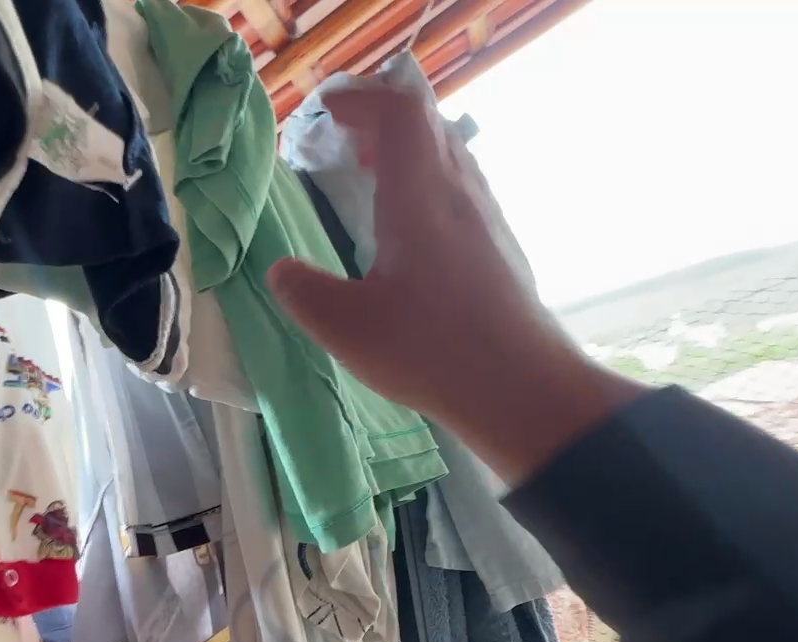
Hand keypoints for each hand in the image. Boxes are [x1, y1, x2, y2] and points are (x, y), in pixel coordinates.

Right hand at [268, 84, 642, 480]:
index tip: (325, 111)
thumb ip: (302, 292)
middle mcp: (458, 195)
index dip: (361, 100)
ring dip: (405, 151)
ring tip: (369, 172)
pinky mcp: (494, 248)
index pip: (398, 116)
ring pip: (446, 157)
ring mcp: (483, 219)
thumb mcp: (343, 326)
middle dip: (380, 120)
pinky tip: (403, 226)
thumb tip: (281, 270)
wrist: (516, 384)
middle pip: (427, 127)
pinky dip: (422, 182)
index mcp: (420, 199)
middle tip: (342, 139)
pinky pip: (456, 189)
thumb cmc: (427, 349)